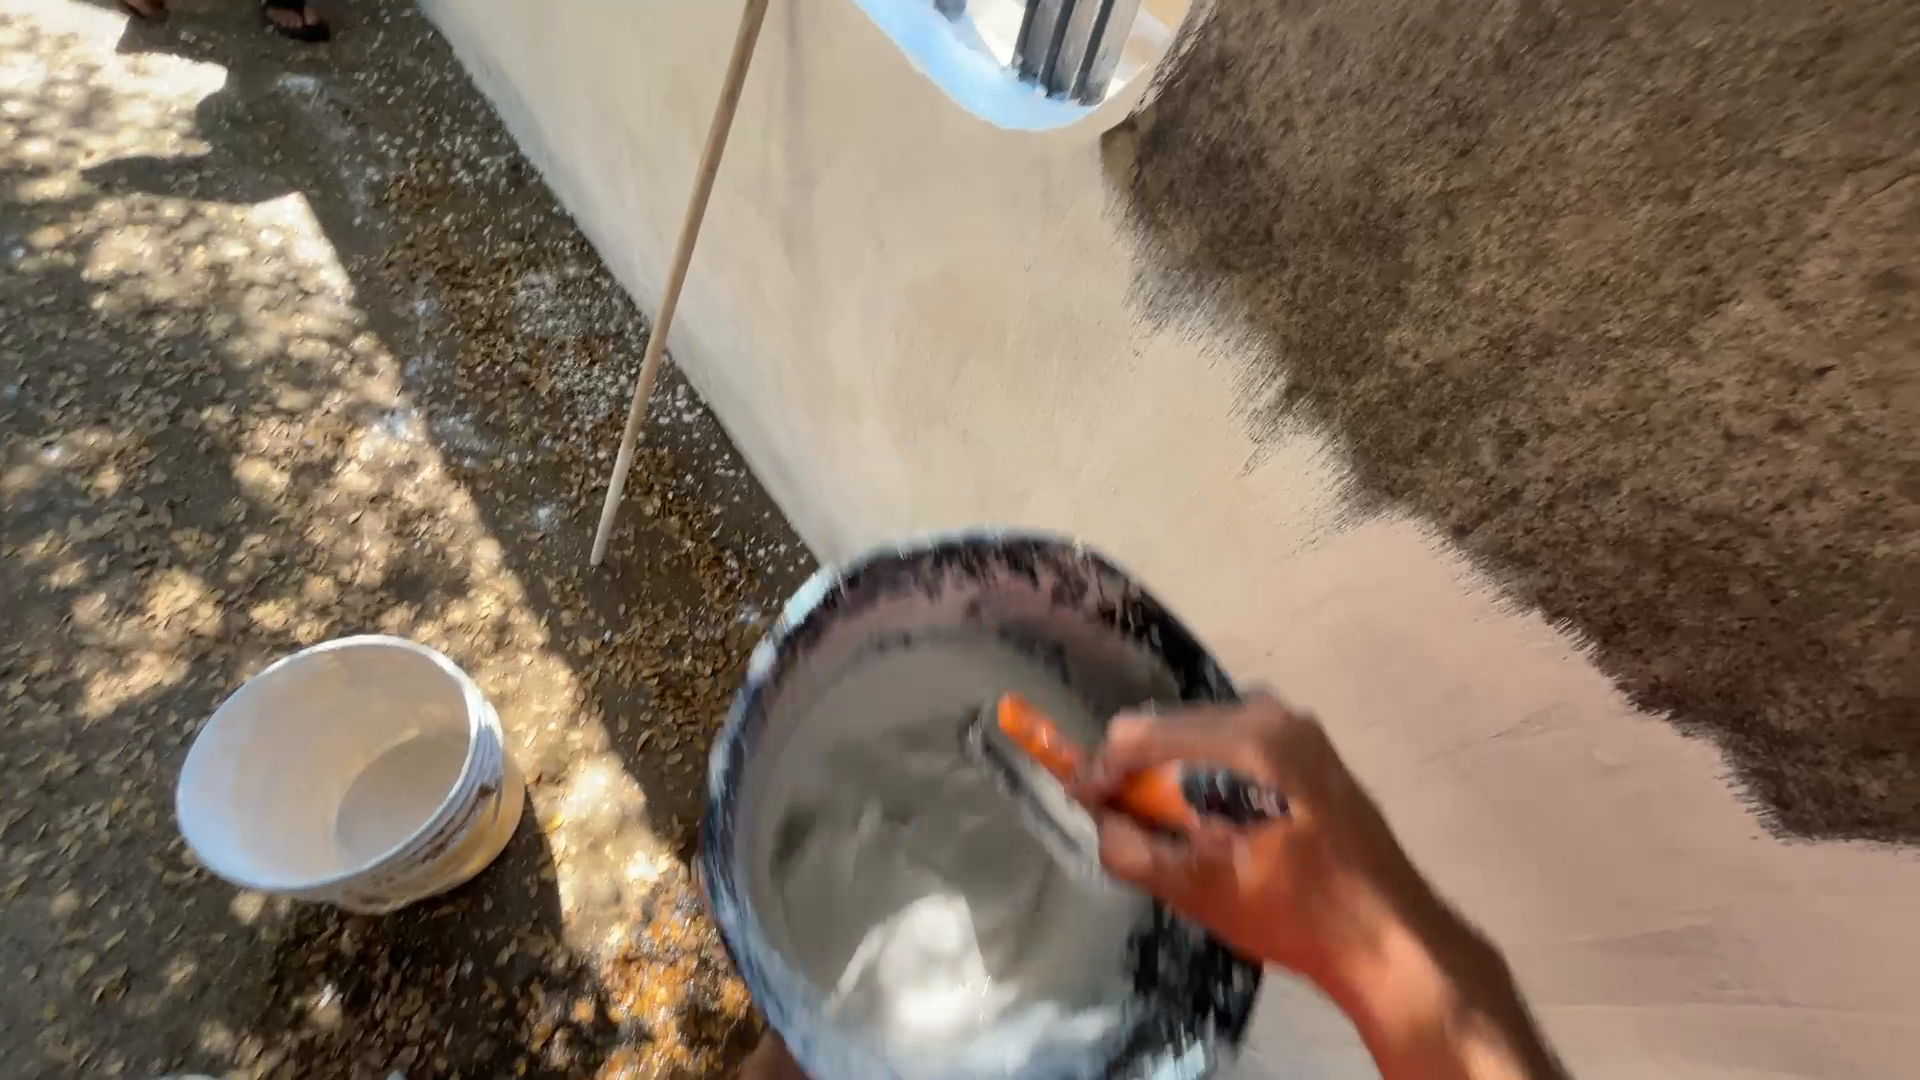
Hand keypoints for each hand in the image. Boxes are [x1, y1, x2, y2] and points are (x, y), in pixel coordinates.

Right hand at [1073, 694, 1431, 987]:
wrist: (1392, 933)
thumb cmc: (1290, 914)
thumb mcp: (1194, 889)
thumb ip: (1127, 846)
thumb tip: (1096, 812)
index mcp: (1242, 743)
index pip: (1137, 733)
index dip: (1101, 767)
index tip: (1086, 800)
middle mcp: (1265, 711)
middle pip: (1166, 724)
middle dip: (1137, 768)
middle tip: (1129, 815)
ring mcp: (1291, 719)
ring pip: (1197, 725)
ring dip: (1173, 765)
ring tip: (1176, 817)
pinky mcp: (1306, 736)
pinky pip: (1232, 734)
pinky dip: (1208, 763)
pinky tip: (1219, 806)